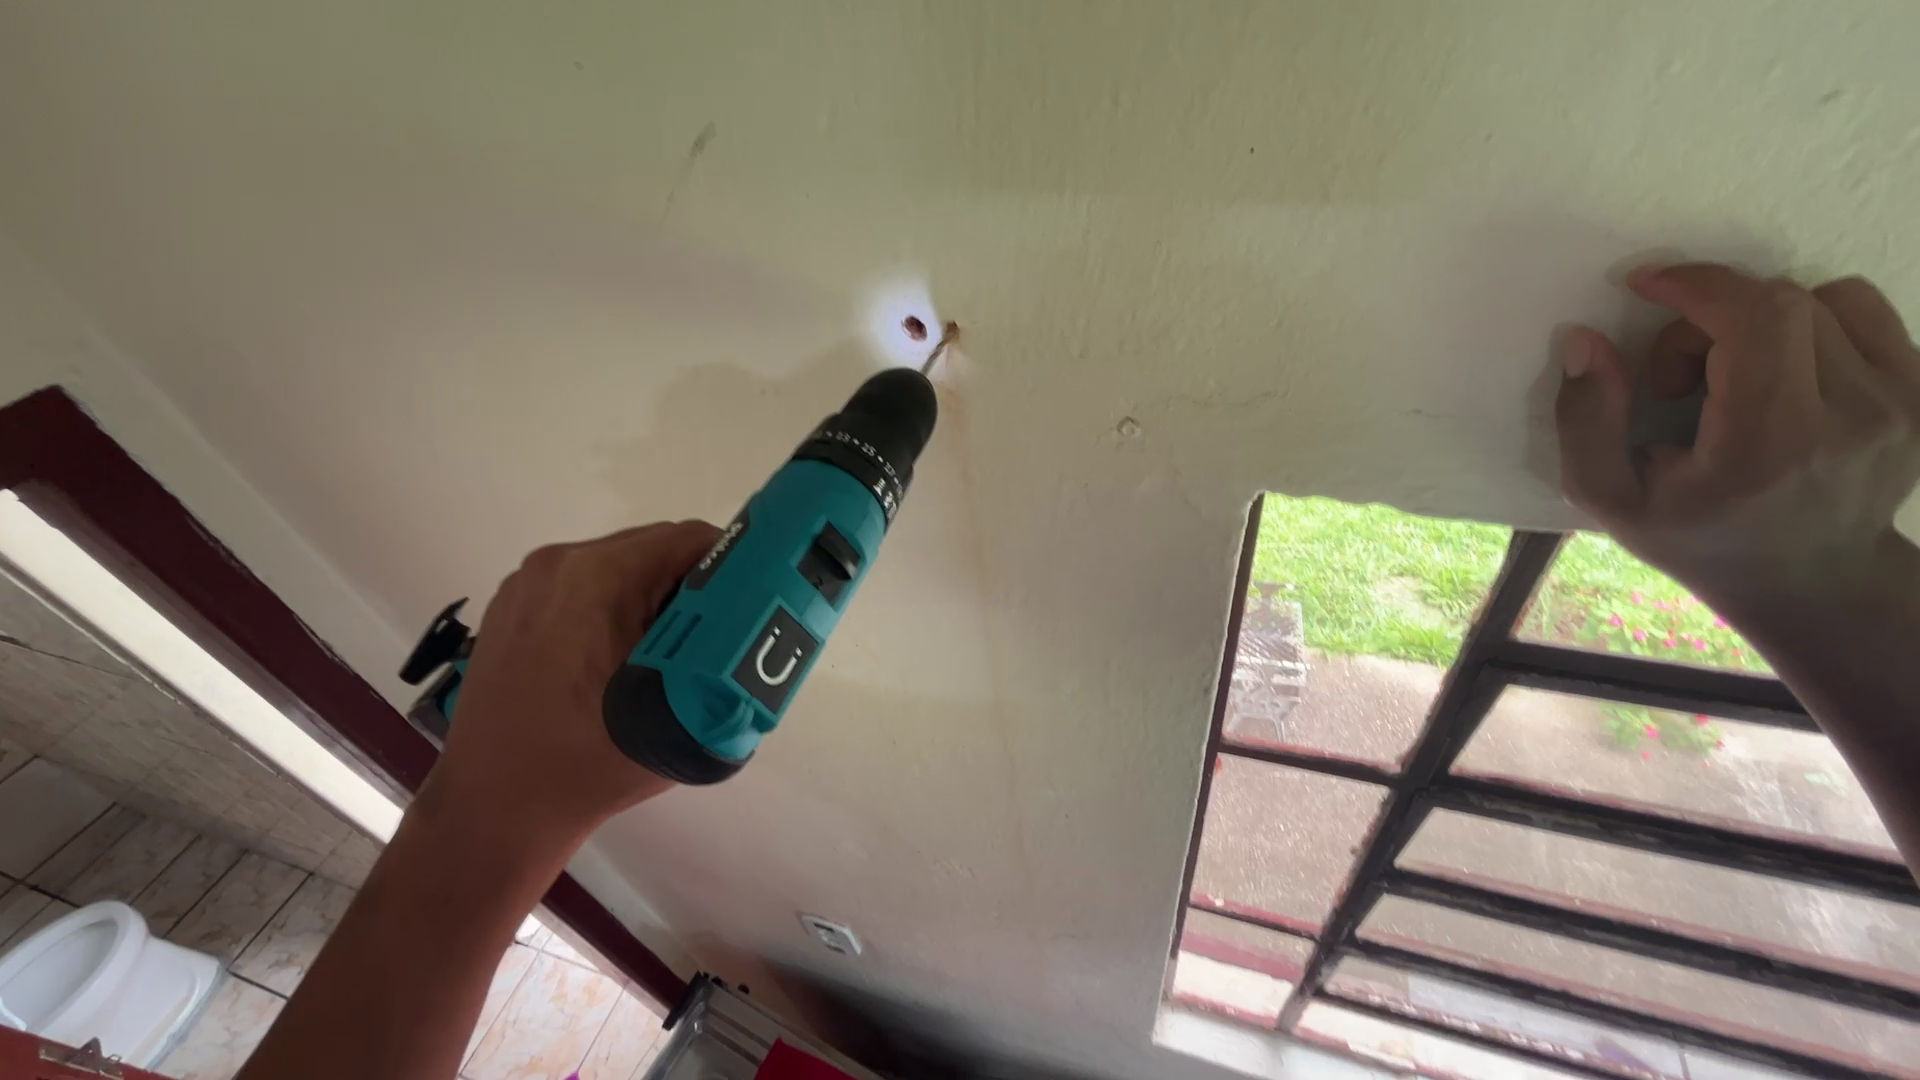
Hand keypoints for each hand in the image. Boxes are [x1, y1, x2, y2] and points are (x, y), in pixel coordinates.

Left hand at [426, 520, 722, 838]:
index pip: (691, 539)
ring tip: (666, 655)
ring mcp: (528, 585)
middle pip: (653, 548)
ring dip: (653, 597)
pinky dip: (613, 608)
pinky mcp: (512, 608)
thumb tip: (761, 629)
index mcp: (599, 577)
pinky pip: (583, 588)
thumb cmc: (594, 760)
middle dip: (693, 585)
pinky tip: (616, 660)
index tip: (750, 606)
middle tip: (713, 639)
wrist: (497, 809)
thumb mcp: (682, 707)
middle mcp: (559, 565)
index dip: (733, 566)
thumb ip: (728, 658)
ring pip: (619, 567)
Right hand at [1556, 263, 1919, 614]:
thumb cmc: (1690, 535)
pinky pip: (1861, 312)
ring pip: (1822, 301)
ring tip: (1726, 382)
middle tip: (1671, 380)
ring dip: (1753, 325)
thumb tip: (1585, 340)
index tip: (1645, 283)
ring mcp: (1906, 401)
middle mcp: (1855, 415)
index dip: (1697, 284)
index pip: (1756, 318)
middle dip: (1704, 321)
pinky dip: (1804, 326)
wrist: (1806, 577)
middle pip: (1778, 304)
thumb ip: (1585, 420)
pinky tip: (1775, 375)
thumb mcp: (1605, 494)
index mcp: (1768, 443)